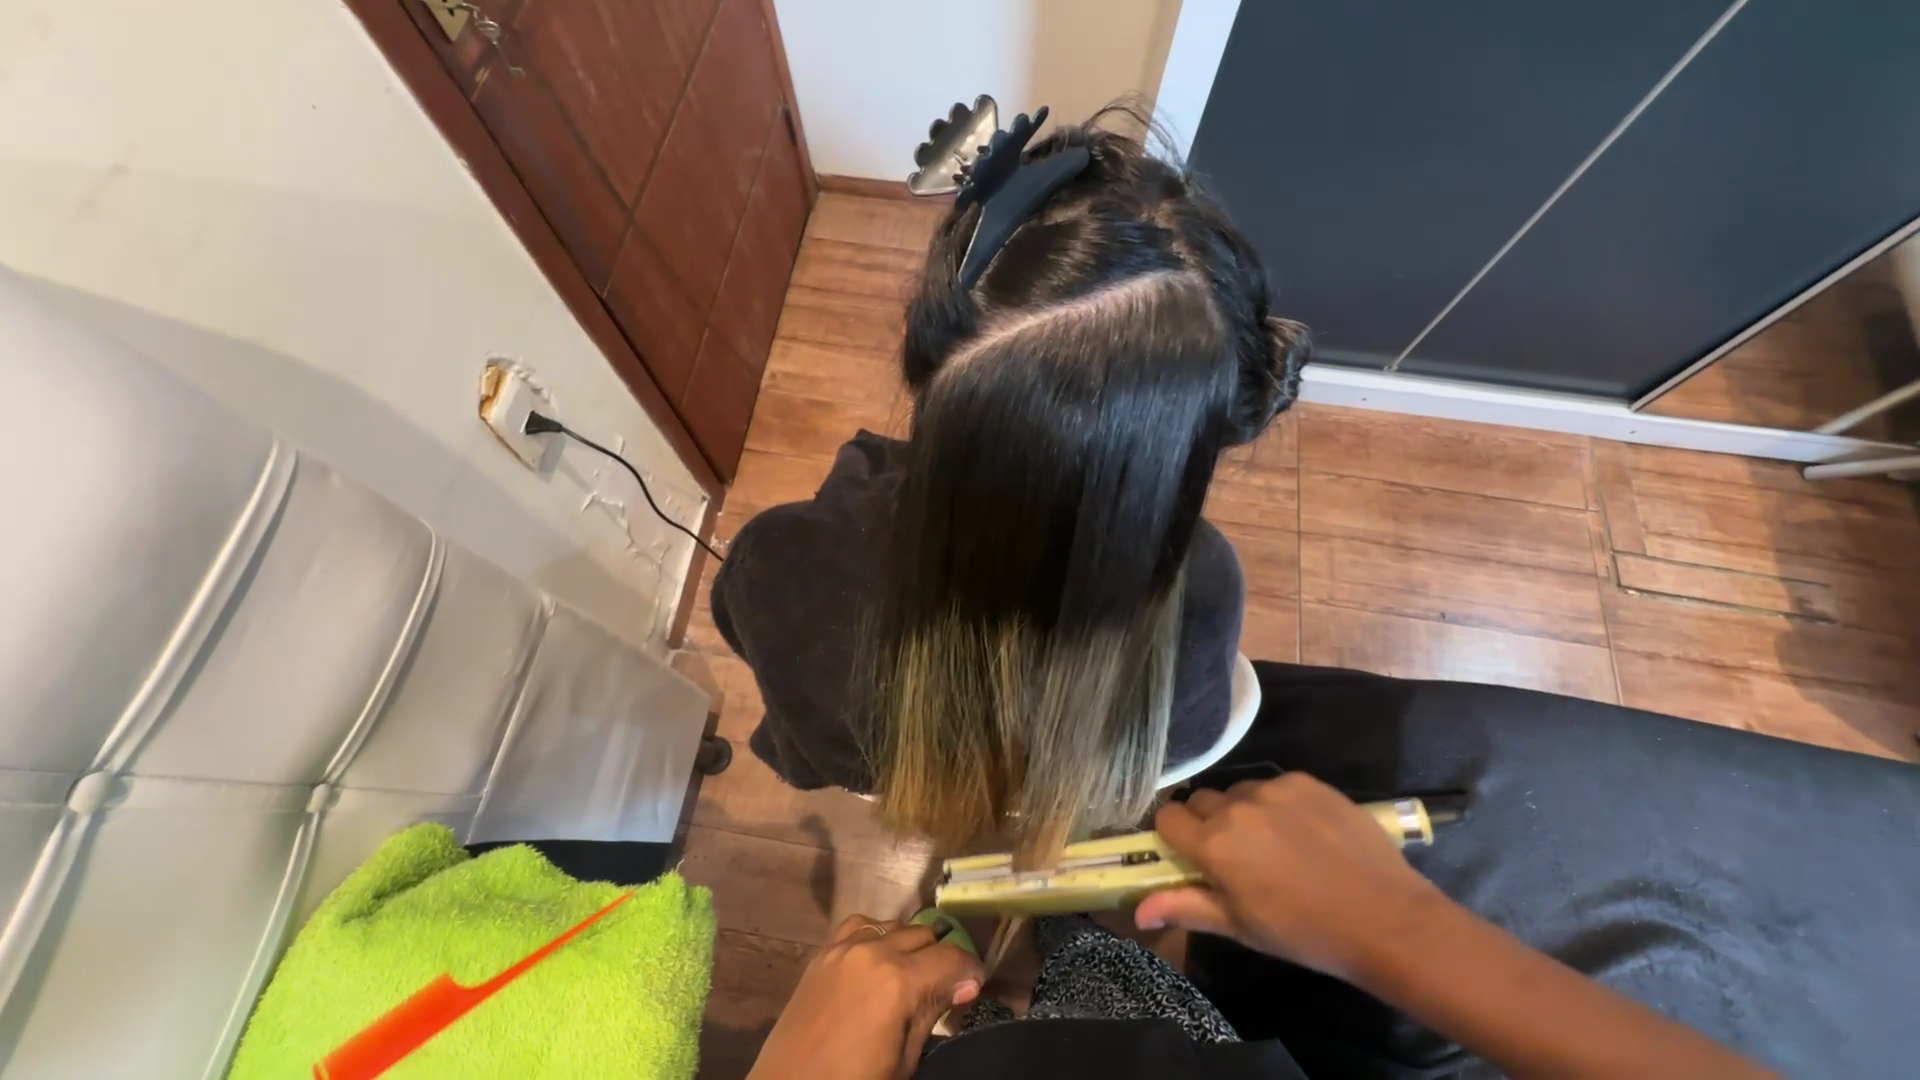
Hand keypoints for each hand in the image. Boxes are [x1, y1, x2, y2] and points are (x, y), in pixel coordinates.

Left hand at [749, 914, 984, 1079]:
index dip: (970, 971)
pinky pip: (861, 925)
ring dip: (910, 946)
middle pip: (925, 935)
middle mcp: (874, 951)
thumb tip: (965, 985)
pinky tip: (879, 959)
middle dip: (941, 959)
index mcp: (898, 981)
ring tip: (911, 975)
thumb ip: (932, 1013)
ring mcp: (844, 947)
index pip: (951, 958)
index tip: (976, 986)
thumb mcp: (903, 1061)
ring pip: (895, 926)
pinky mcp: (823, 952)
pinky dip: (877, 935)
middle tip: (945, 987)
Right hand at [1134, 773, 1444, 981]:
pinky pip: (1274, 786)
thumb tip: (1138, 911)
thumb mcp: (1241, 927)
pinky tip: (1304, 833)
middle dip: (1208, 824)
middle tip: (1236, 856)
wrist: (1387, 920)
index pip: (1167, 818)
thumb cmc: (1305, 933)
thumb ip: (1186, 907)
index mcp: (1215, 845)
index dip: (1174, 835)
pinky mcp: (1305, 781)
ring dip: (1243, 812)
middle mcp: (1236, 807)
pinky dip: (1278, 805)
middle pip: (1200, 801)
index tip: (1191, 854)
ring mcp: (1274, 789)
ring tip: (1275, 845)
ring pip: (1238, 792)